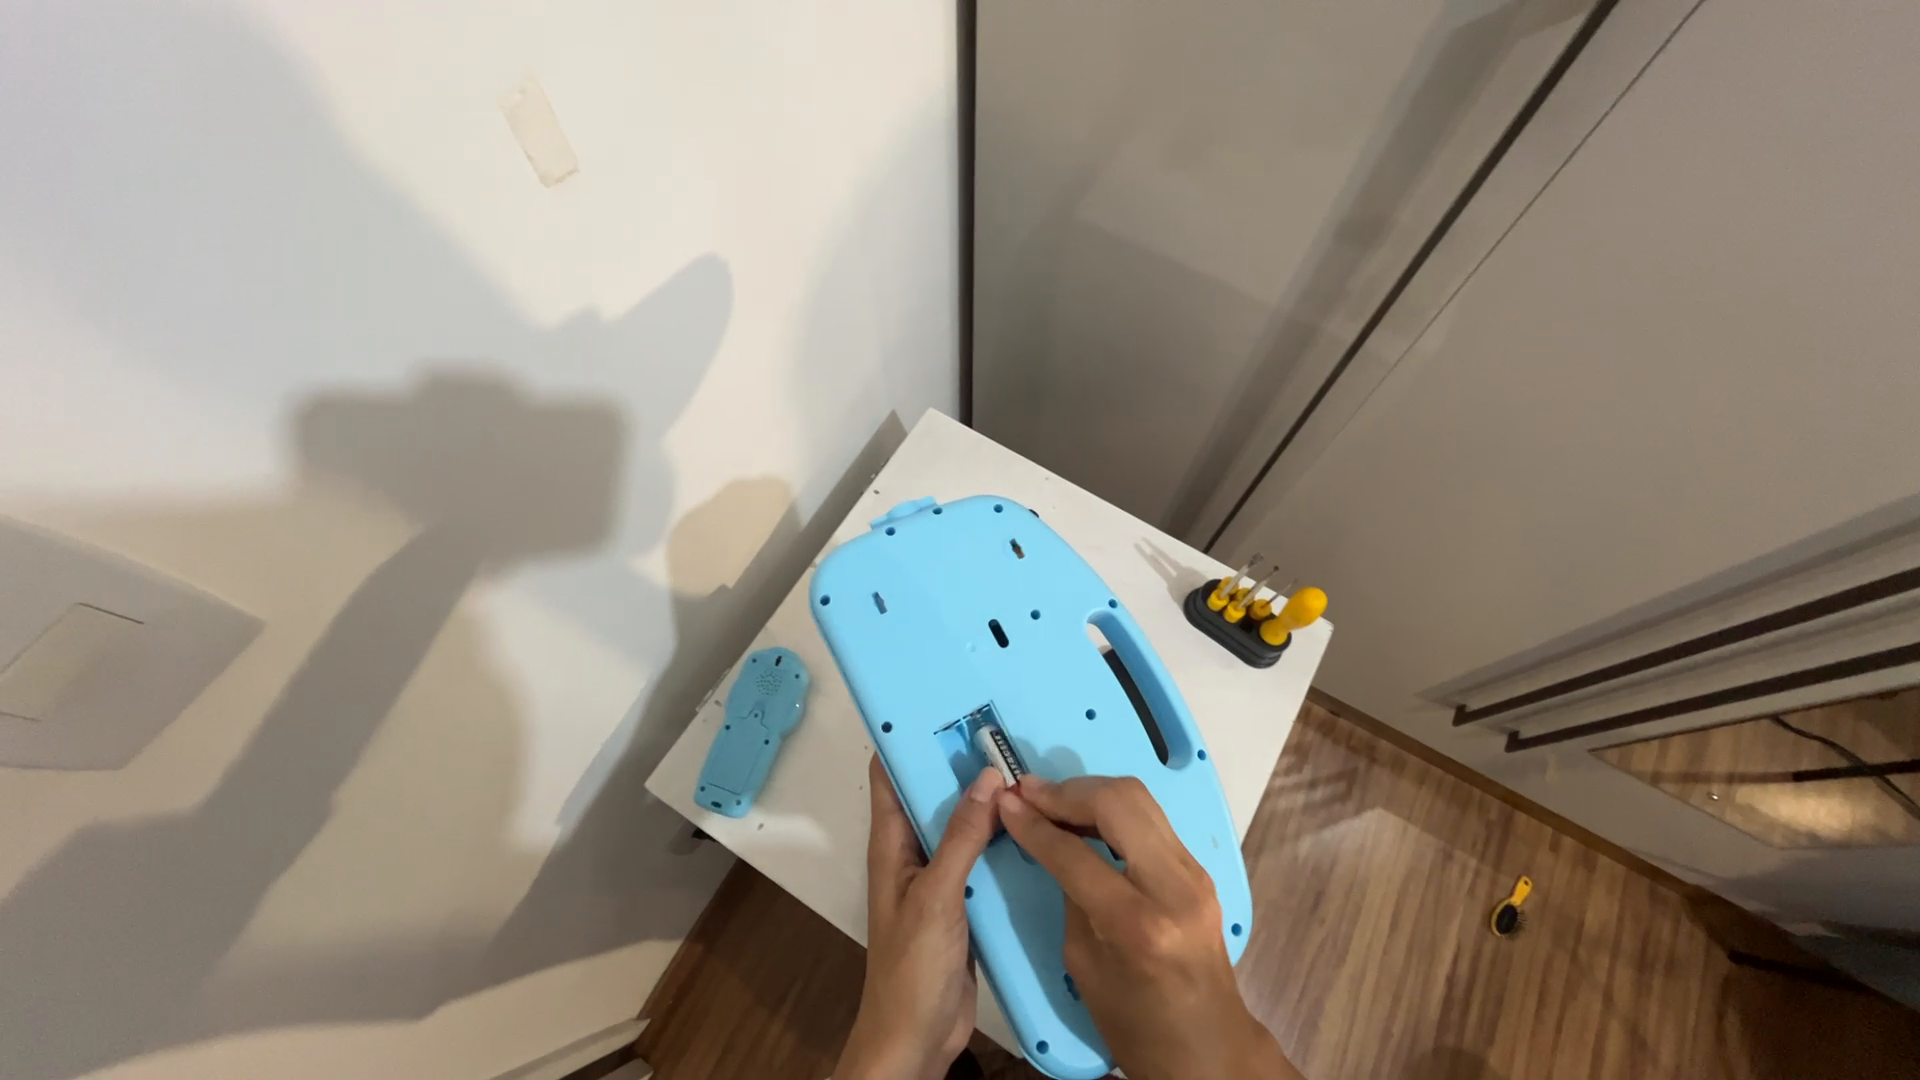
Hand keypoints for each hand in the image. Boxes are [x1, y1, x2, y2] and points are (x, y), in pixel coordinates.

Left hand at [834, 756, 1003, 1079]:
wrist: (917, 1039)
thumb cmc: (911, 965)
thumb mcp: (937, 895)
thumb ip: (961, 837)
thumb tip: (989, 776)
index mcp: (892, 842)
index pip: (890, 774)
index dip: (906, 738)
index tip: (943, 707)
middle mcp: (914, 850)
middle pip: (934, 793)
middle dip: (961, 763)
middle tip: (1003, 730)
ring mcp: (940, 874)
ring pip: (962, 823)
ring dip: (987, 800)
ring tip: (1027, 766)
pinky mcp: (965, 898)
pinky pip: (982, 855)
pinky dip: (1002, 836)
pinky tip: (1035, 824)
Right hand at [997, 775, 1301, 1079]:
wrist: (1210, 1049)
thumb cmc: (1135, 1023)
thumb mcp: (1083, 963)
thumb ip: (1070, 892)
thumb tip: (1048, 837)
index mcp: (1138, 924)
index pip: (1075, 853)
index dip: (1034, 824)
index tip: (1005, 802)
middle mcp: (1174, 885)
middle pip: (1117, 802)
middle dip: (1065, 791)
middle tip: (1027, 792)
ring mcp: (1194, 871)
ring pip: (1137, 797)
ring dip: (1088, 791)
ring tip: (1050, 799)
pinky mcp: (1198, 867)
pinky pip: (1149, 816)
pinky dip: (1110, 806)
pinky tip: (1083, 815)